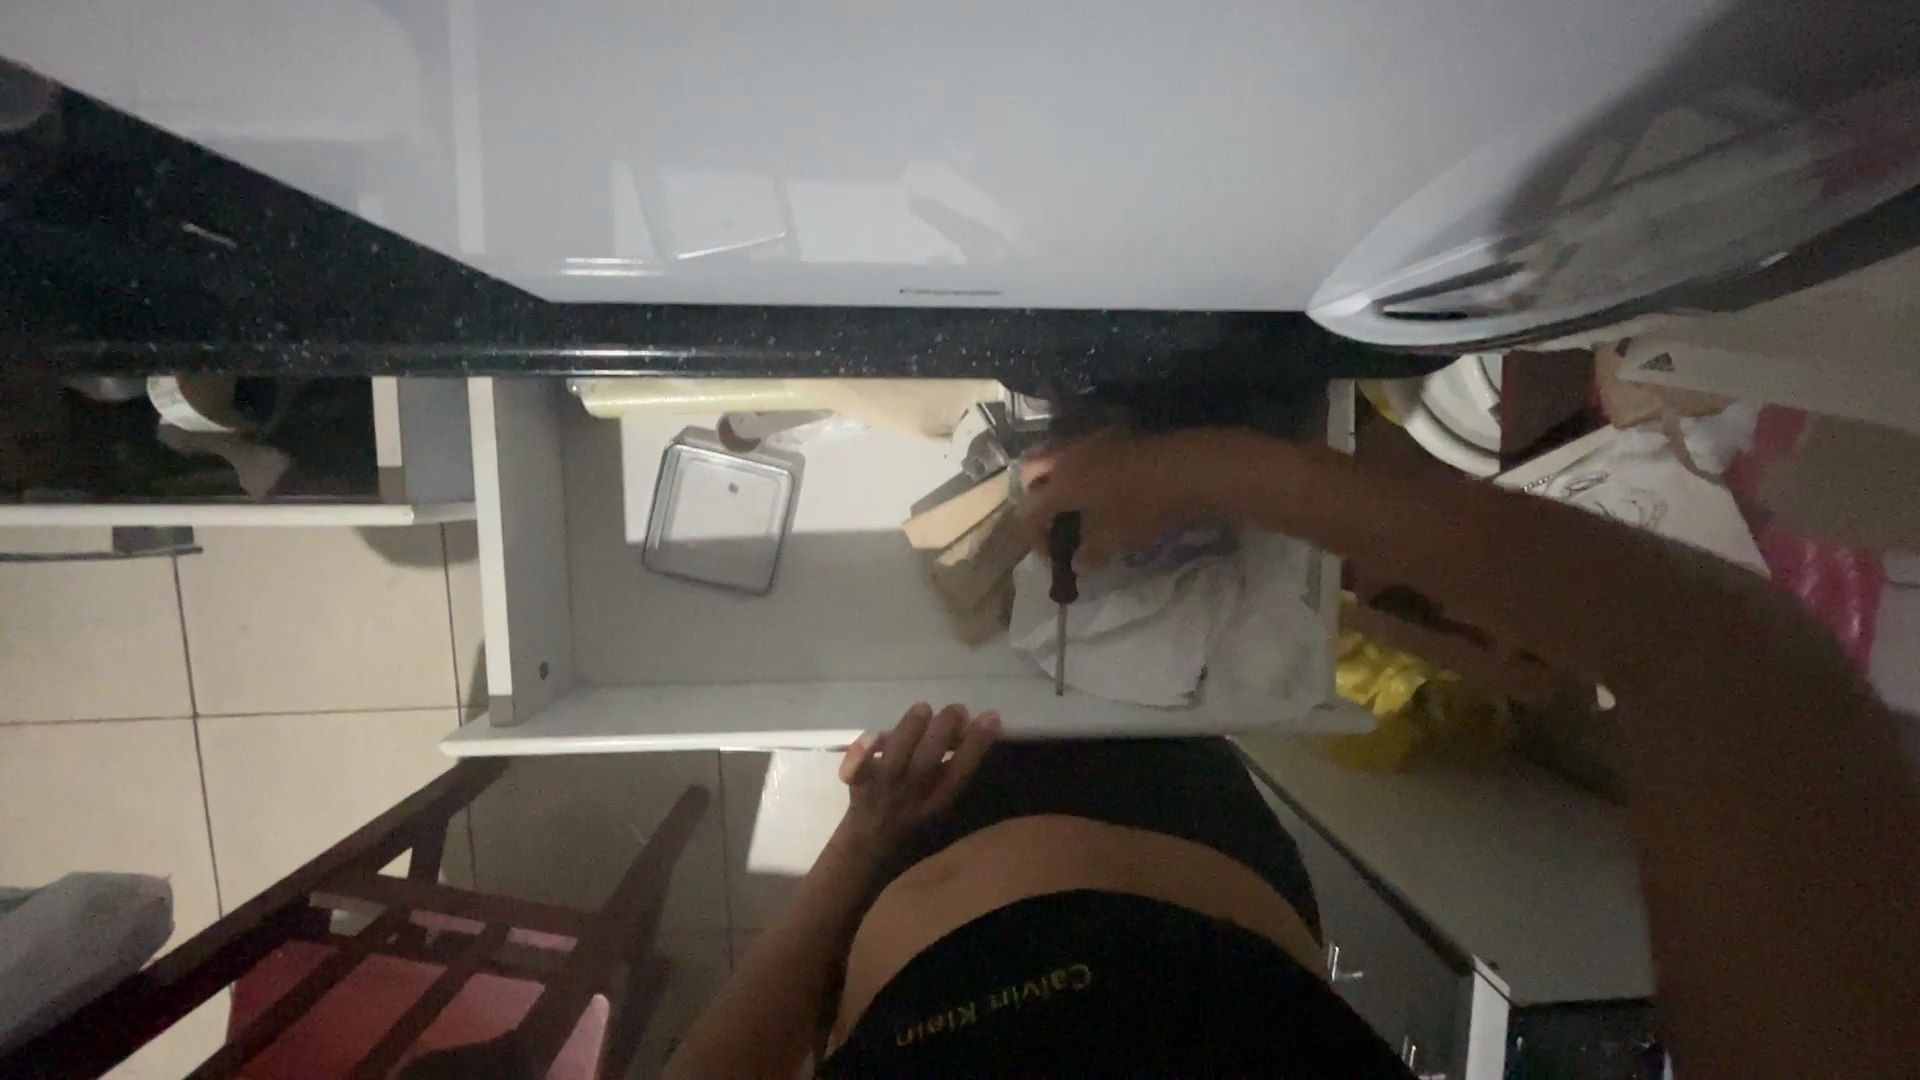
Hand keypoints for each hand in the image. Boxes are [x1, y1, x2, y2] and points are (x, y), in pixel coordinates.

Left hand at [837, 702, 998, 855]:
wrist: (870, 849)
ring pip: (896, 757)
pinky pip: (856, 768)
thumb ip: (951, 772)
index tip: (991, 716)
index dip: (977, 743)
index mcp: (938, 802)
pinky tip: (874, 736)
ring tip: (924, 709)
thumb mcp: (940, 802)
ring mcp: (883, 789)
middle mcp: (912, 796)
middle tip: (958, 709)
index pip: (962, 770)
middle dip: (945, 728)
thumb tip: (969, 731)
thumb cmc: (913, 821)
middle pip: (928, 760)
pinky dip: (861, 752)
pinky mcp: (858, 784)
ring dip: (911, 728)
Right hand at [1019, 428, 1243, 569]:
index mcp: (1060, 484)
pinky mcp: (1113, 438)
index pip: (1030, 512)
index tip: (1054, 558)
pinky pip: (1082, 456)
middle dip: (1035, 500)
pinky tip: (1100, 493)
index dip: (1035, 538)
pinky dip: (1080, 474)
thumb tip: (1079, 563)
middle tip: (1053, 523)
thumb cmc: (1146, 506)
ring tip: (1076, 510)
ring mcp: (1091, 443)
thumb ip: (1091, 553)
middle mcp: (1068, 459)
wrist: (1190, 468)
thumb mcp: (1117, 538)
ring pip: (1057, 461)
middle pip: (1032, 474)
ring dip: (1057, 484)